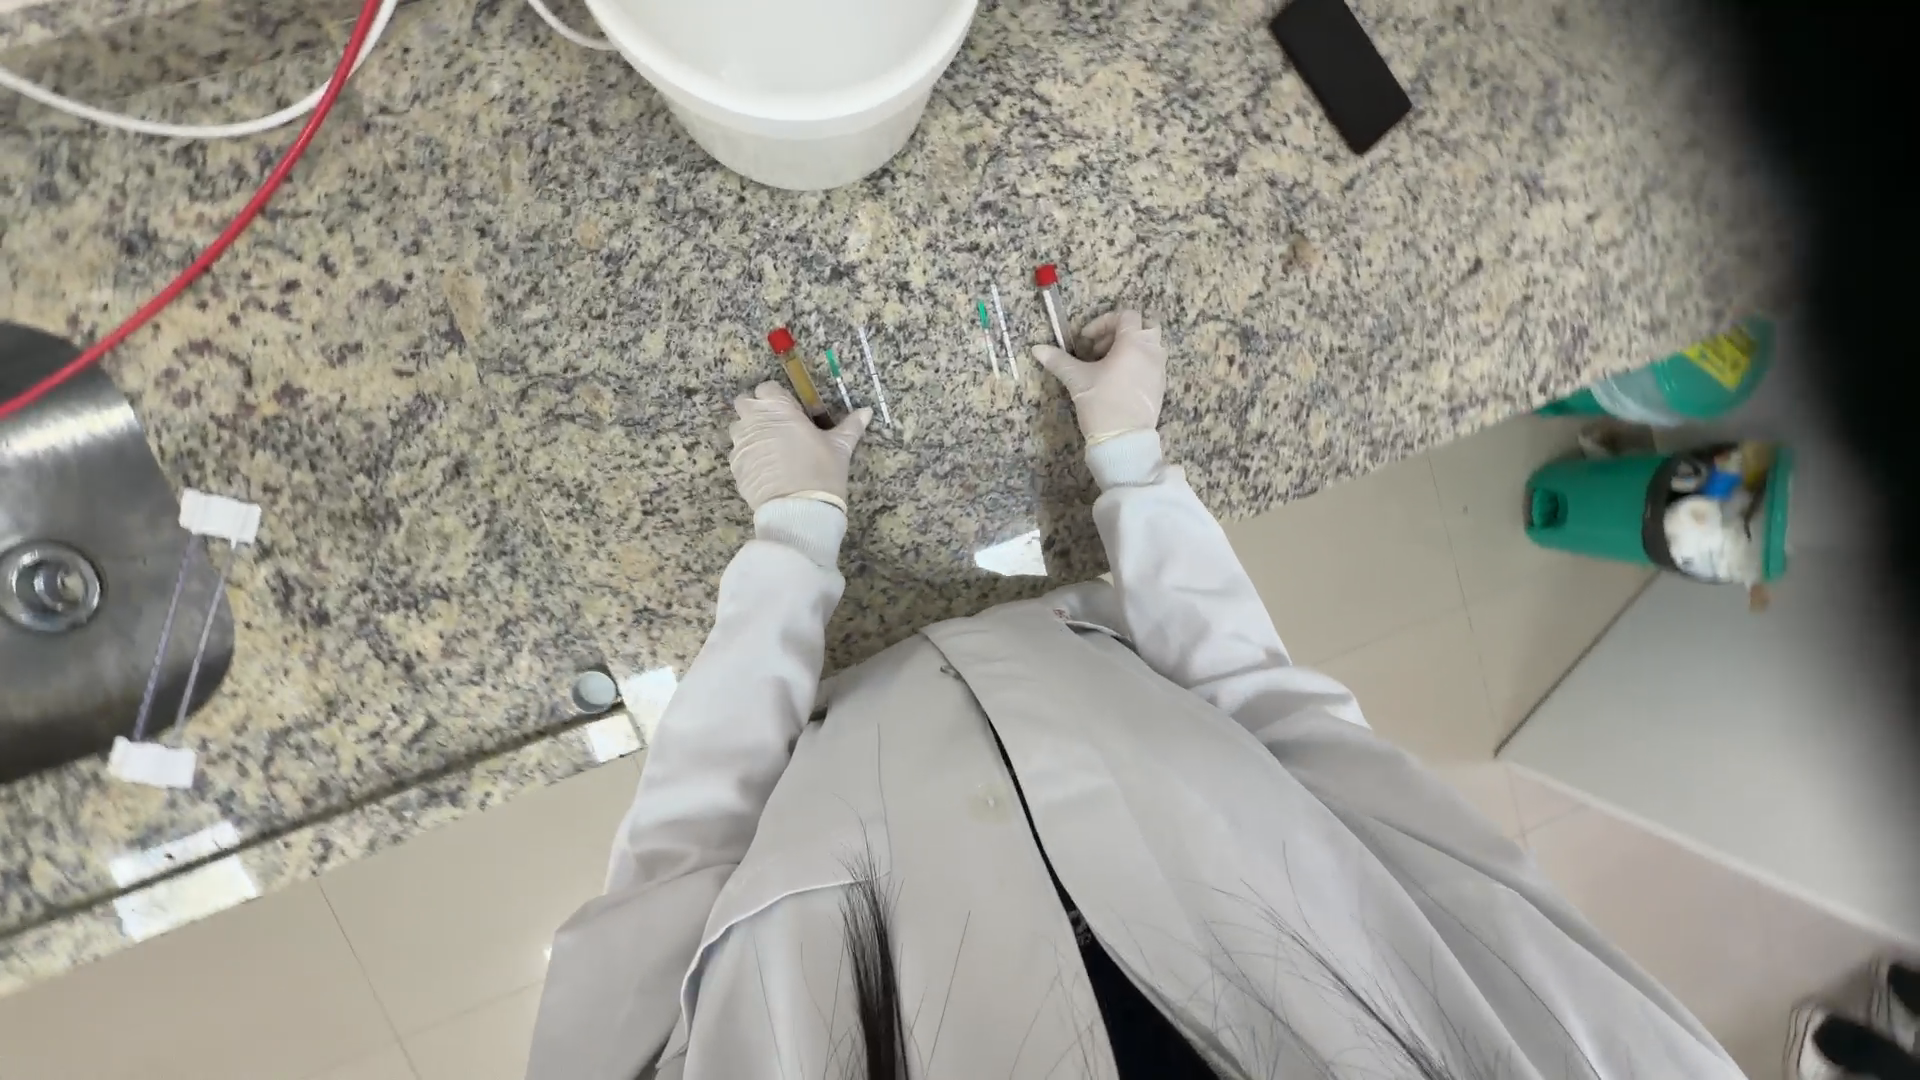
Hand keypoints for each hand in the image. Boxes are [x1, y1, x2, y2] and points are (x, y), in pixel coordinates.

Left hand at [728, 382, 870, 511]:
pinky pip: (738, 454)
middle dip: (757, 410)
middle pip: (745, 402)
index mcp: (778, 407)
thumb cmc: (821, 471)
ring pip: (738, 428)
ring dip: (750, 432)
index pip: (768, 388)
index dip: (778, 398)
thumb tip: (867, 411)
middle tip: (778, 426)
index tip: (792, 413)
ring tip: (771, 450)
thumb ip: (851, 426)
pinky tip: (767, 469)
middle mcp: (754, 420)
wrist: (799, 509)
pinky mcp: (735, 466)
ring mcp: (741, 443)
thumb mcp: (840, 447)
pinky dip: (749, 457)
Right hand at [1033, 310, 1165, 443]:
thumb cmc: (1101, 403)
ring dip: (1131, 347)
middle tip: (1102, 349)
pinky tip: (1119, 381)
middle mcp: (1151, 351)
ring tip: (1109, 365)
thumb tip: (1036, 349)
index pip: (1125, 316)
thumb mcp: (1077, 380)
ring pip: (1151, 345)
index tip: (1086, 340)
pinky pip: (1152, 364)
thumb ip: (1058, 361)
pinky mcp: (1160, 386)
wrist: (1124, 439)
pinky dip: (1138, 363)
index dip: (1103, 323)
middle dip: (1122, 332)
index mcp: (1133, 343)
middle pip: (1145, 325)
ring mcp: (1159, 369)